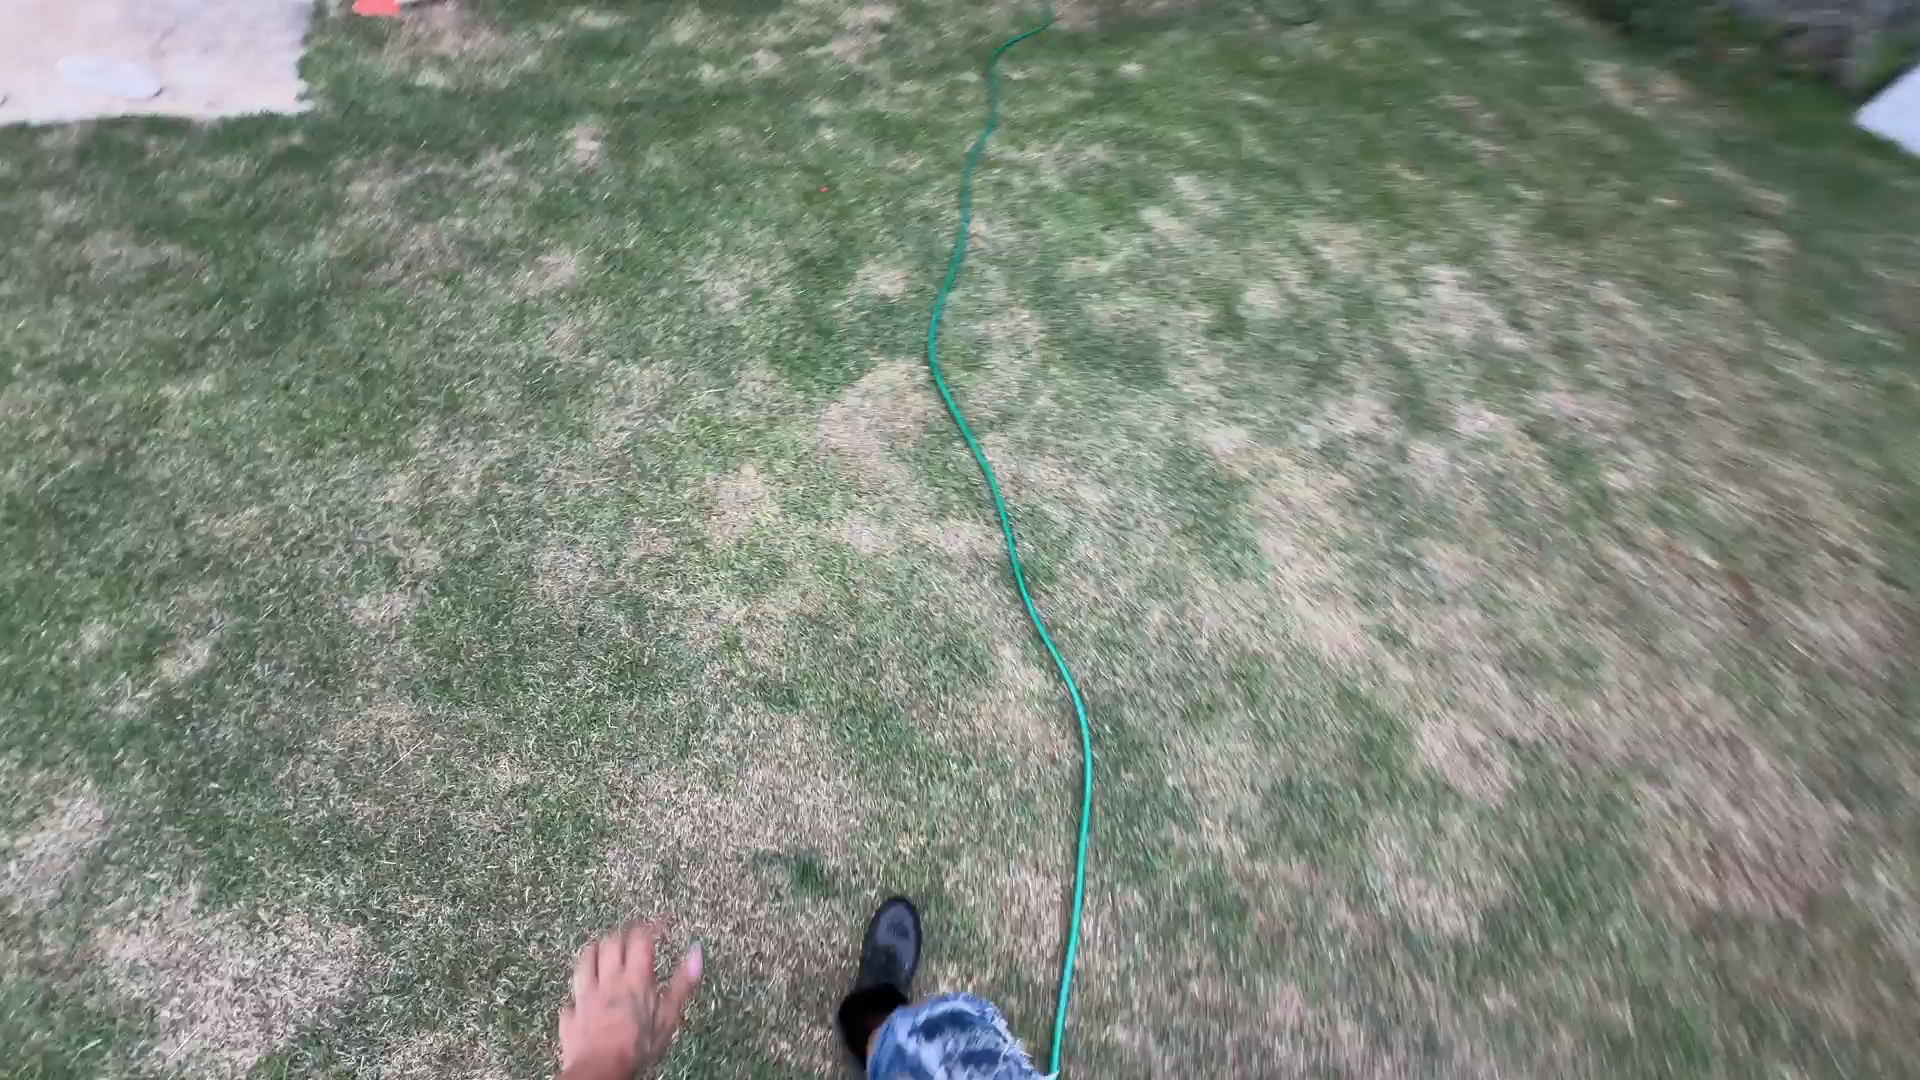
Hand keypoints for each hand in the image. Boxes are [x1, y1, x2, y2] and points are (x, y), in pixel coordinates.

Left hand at [559, 921, 702, 1079]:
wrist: (600, 1073)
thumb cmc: (638, 1045)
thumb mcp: (669, 1015)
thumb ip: (683, 982)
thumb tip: (697, 951)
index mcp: (635, 978)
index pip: (641, 938)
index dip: (651, 927)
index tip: (661, 924)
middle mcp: (609, 980)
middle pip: (611, 943)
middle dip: (622, 934)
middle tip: (632, 935)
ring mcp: (586, 997)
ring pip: (585, 961)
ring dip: (595, 951)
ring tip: (603, 949)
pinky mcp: (570, 1016)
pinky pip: (571, 997)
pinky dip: (578, 992)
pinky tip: (582, 995)